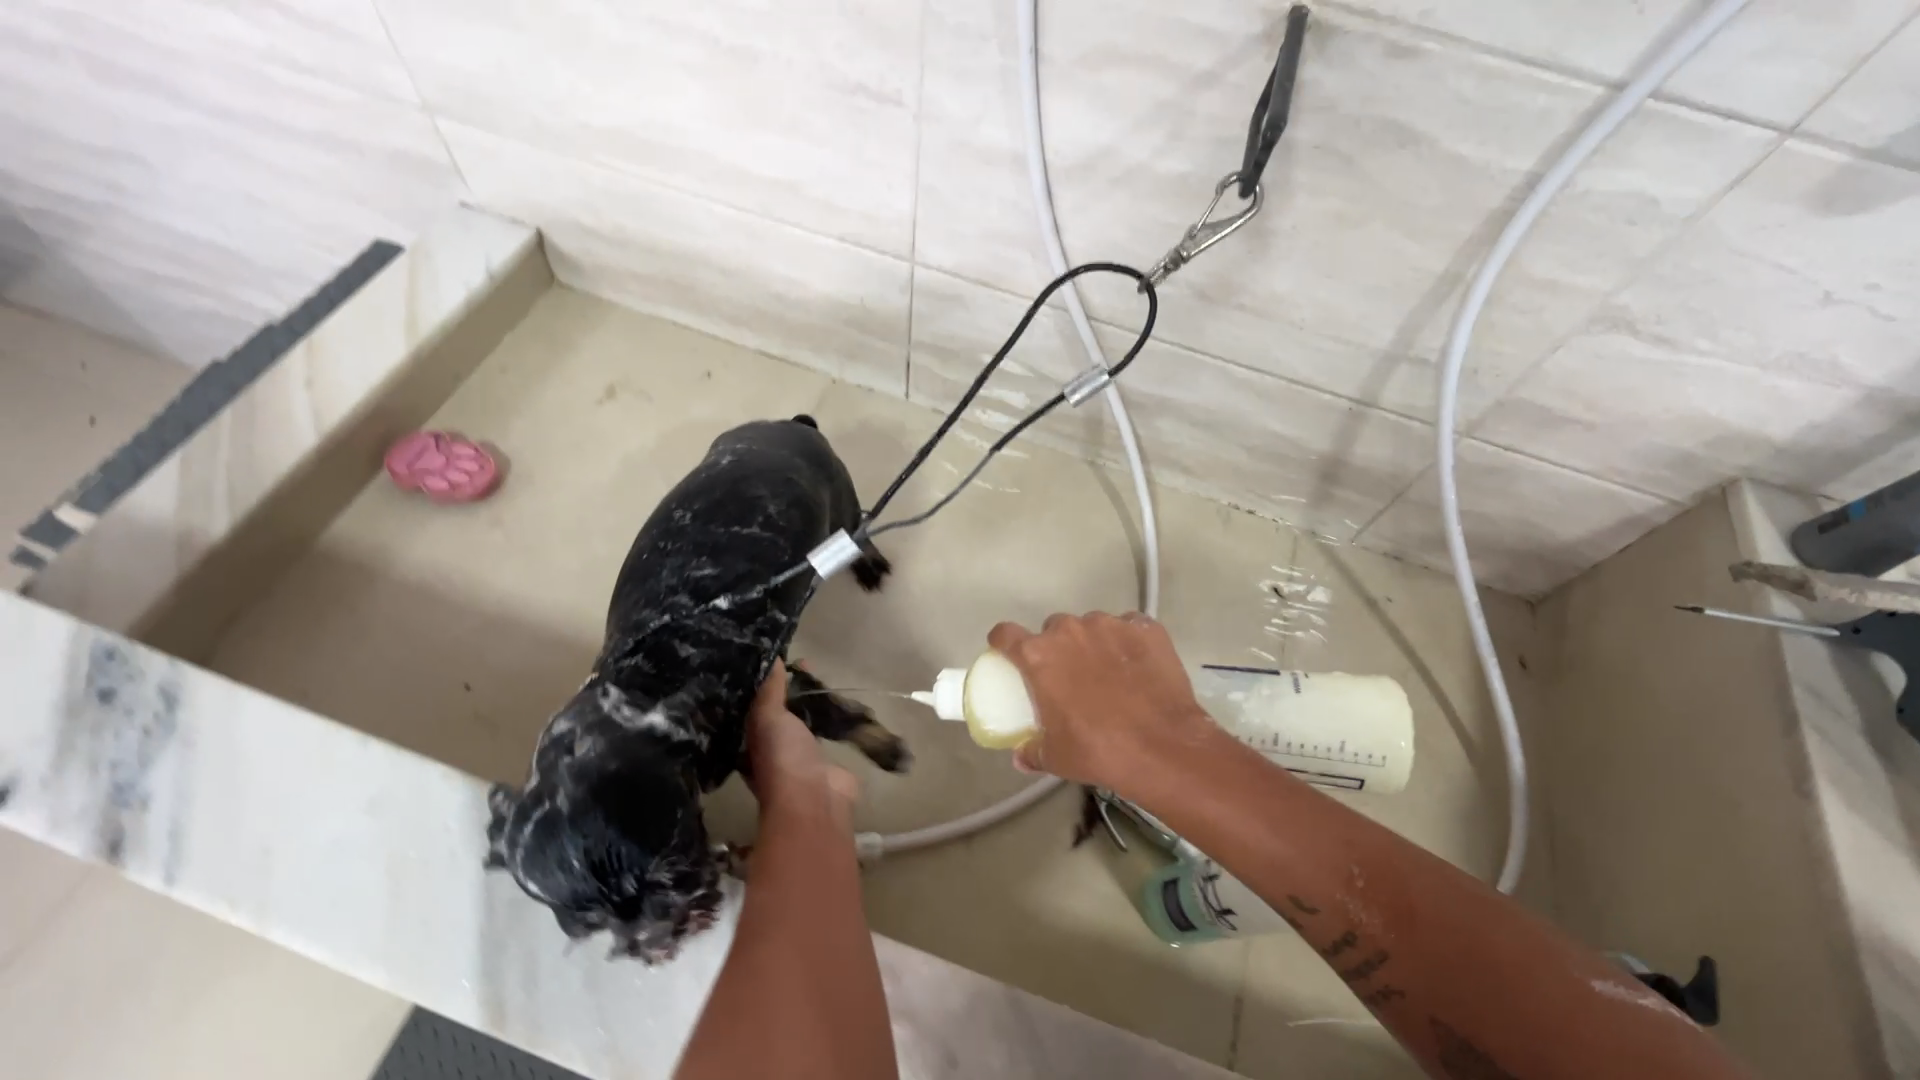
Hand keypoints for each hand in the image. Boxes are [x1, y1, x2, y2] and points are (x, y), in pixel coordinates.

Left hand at [745, 663, 859, 821]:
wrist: (815, 801)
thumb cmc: (783, 758)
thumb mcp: (768, 718)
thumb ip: (770, 690)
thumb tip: (771, 659)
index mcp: (752, 739)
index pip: (756, 704)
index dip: (767, 682)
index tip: (783, 658)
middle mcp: (773, 747)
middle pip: (782, 711)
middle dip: (792, 690)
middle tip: (808, 665)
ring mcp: (801, 756)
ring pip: (805, 722)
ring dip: (814, 703)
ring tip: (825, 679)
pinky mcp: (826, 762)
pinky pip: (827, 733)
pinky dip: (833, 718)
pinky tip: (841, 703)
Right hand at [988, 612, 1222, 797]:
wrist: (1162, 748)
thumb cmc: (1098, 751)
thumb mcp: (1056, 757)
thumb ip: (1032, 751)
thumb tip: (1021, 755)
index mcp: (1039, 656)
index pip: (1006, 634)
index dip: (1004, 642)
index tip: (1008, 652)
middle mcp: (1071, 630)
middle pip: (1054, 629)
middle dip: (1057, 647)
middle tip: (1069, 675)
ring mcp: (1111, 625)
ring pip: (1092, 626)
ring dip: (1093, 643)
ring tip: (1108, 673)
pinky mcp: (1146, 629)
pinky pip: (1129, 628)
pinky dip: (1128, 643)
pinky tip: (1137, 667)